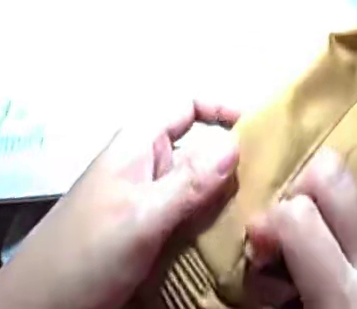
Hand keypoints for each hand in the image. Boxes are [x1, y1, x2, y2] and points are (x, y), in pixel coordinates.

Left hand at [0, 100, 240, 308]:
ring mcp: (145, 199)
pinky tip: (230, 246)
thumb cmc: (86, 252)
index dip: (223, 107)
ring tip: (259, 216)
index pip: (189, 103)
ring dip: (223, 202)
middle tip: (270, 185)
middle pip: (199, 148)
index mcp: (140, 141)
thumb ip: (190, 181)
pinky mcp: (145, 233)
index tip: (260, 128)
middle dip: (232, 164)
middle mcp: (145, 162)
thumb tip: (238, 142)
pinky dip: (208, 228)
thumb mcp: (142, 216)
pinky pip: (186, 220)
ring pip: (196, 188)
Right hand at [243, 149, 356, 308]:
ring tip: (334, 247)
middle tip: (296, 228)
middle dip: (304, 192)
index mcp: (352, 299)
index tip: (263, 245)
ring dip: (339, 210)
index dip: (270, 223)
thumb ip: (276, 289)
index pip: (297, 216)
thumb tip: (260, 238)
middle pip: (331, 171)